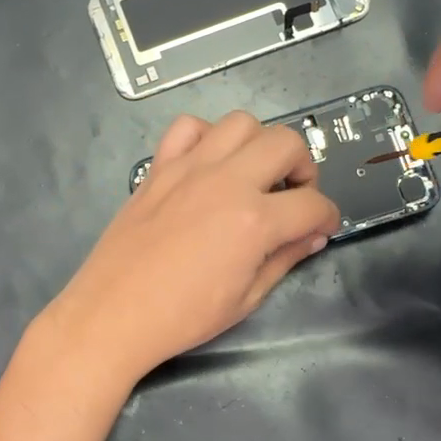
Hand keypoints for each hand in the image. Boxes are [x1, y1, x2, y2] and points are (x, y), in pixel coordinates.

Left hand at [42, 112, 339, 382]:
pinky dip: (206, 136)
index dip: (327, 217)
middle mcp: (225, 181)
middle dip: (303, 168)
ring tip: (253, 175)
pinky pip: (187, 127)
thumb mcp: (245, 299)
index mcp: (253, 221)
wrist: (113, 314)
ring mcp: (189, 168)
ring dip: (259, 144)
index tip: (322, 227)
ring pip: (241, 123)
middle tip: (293, 196)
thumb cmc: (182, 317)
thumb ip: (283, 259)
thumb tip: (310, 236)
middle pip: (286, 143)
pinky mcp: (158, 168)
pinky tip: (208, 164)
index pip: (312, 204)